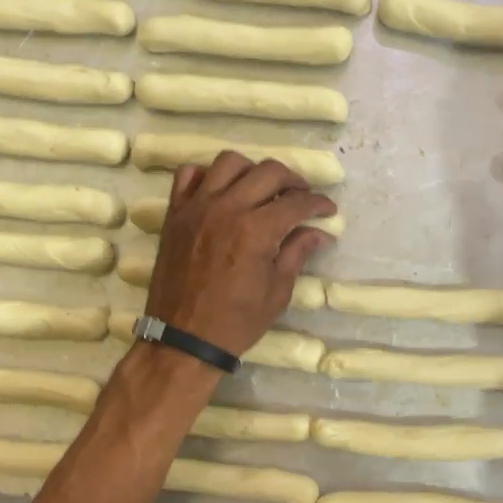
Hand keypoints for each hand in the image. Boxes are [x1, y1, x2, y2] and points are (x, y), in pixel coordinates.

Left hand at [147, 153, 335, 354]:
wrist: (184, 339)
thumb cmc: (236, 322)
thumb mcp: (277, 292)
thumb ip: (297, 254)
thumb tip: (319, 233)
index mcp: (256, 231)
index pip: (296, 202)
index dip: (318, 203)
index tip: (327, 209)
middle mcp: (227, 209)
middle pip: (268, 171)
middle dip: (293, 181)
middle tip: (301, 197)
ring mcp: (197, 208)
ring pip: (229, 162)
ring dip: (253, 171)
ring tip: (262, 189)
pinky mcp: (175, 214)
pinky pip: (188, 175)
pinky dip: (208, 175)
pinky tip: (221, 191)